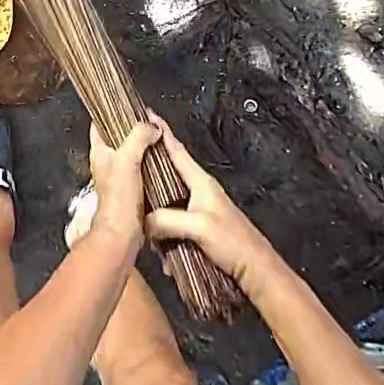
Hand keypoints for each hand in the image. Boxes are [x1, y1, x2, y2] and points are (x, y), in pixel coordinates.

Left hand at [84, 121, 158, 249]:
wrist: (122, 232)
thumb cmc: (119, 195)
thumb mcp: (127, 158)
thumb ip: (138, 138)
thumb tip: (151, 127)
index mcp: (99, 151)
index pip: (99, 123)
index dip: (109, 111)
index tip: (125, 103)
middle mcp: (106, 161)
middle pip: (117, 137)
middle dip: (131, 128)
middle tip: (148, 120)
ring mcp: (117, 175)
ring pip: (129, 153)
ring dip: (142, 146)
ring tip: (157, 137)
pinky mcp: (130, 188)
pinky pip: (139, 168)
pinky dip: (148, 162)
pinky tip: (161, 160)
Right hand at [143, 115, 284, 294]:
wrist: (257, 271)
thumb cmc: (234, 242)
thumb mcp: (198, 226)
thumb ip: (166, 220)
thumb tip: (140, 220)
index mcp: (200, 181)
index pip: (176, 148)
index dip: (161, 130)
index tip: (145, 113)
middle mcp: (197, 190)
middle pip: (167, 169)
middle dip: (147, 164)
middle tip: (126, 160)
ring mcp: (197, 208)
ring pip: (165, 197)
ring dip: (152, 204)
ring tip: (133, 205)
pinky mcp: (197, 226)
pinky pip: (171, 219)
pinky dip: (161, 227)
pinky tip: (154, 242)